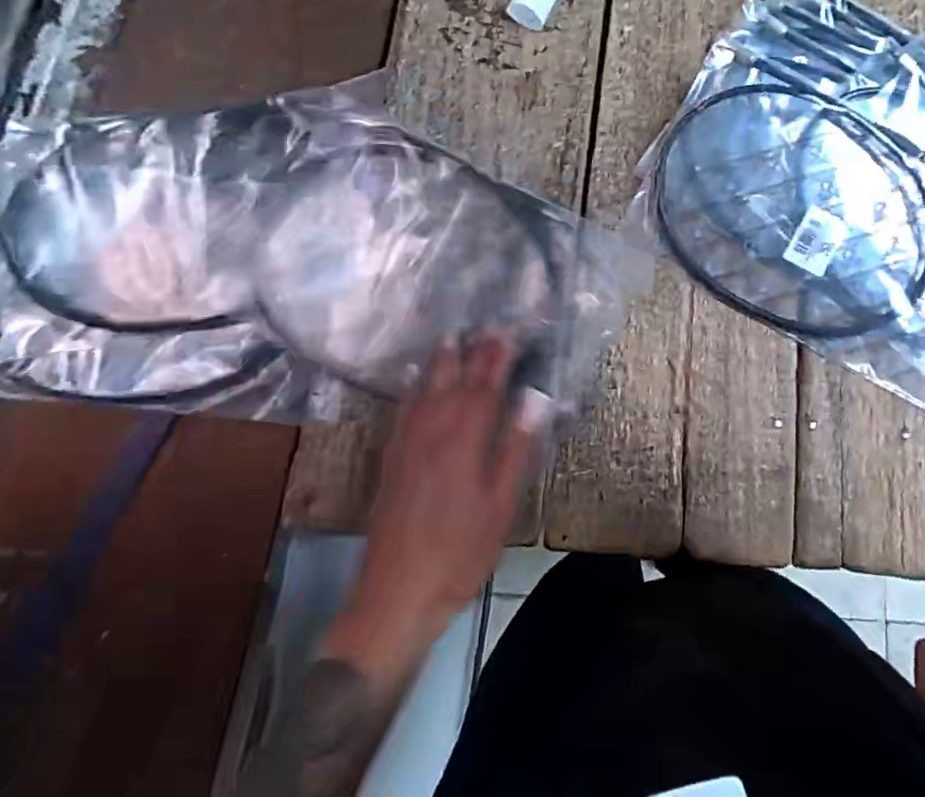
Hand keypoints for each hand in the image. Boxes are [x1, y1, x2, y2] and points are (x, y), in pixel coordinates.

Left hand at [321, 336, 543, 694]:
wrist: (395, 596)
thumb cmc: (460, 554)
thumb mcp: (500, 506)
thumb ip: (515, 450)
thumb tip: (534, 402)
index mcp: (463, 444)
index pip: (484, 391)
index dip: (497, 360)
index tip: (508, 334)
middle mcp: (431, 436)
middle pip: (452, 385)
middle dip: (470, 354)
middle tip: (483, 328)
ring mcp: (405, 448)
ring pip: (423, 394)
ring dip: (439, 365)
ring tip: (449, 339)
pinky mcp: (390, 463)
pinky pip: (401, 414)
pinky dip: (411, 391)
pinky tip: (412, 383)